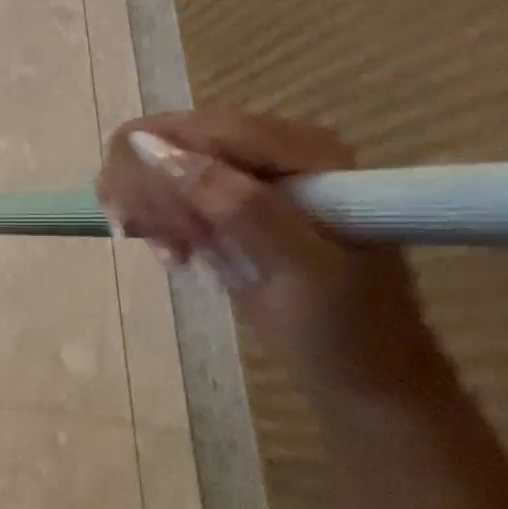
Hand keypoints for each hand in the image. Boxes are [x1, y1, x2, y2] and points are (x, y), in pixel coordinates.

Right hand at [97, 110, 443, 393]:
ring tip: (175, 257)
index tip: (141, 227)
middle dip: (152, 192)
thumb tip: (148, 146)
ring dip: (150, 207)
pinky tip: (173, 252)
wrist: (367, 379)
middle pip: (171, 138)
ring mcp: (249, 169)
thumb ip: (233, 203)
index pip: (197, 129)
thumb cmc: (343, 330)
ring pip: (158, 159)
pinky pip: (164, 183)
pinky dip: (156, 217)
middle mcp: (272, 146)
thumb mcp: (296, 270)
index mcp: (304, 150)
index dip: (154, 168)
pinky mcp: (229, 194)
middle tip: (169, 251)